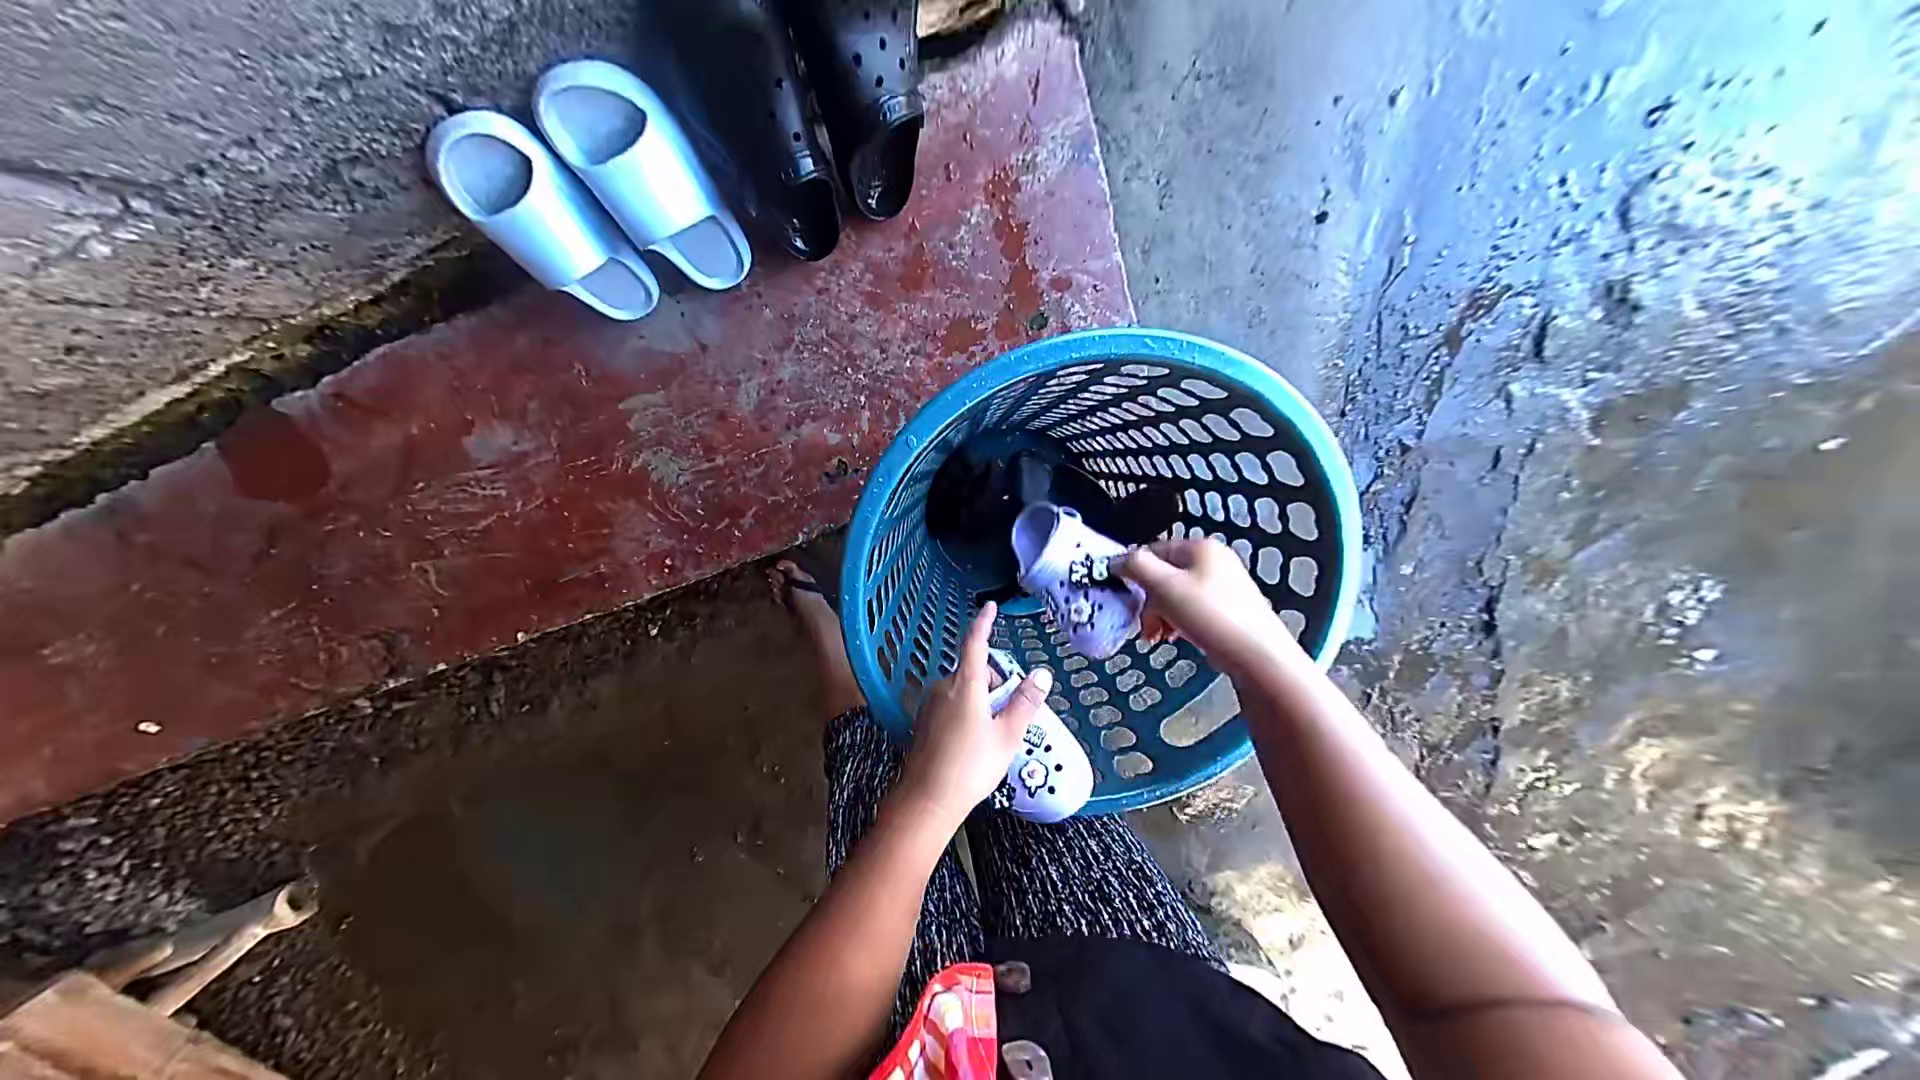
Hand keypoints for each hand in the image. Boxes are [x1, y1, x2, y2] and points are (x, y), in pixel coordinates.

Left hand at [899, 602, 1053, 828]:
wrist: (927, 799)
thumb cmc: (969, 767)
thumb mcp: (1008, 734)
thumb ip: (1025, 702)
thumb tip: (1041, 674)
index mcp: (965, 685)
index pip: (975, 643)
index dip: (983, 622)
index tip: (989, 607)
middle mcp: (943, 688)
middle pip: (973, 670)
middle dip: (994, 683)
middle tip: (1009, 713)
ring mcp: (931, 704)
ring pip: (962, 688)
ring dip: (981, 699)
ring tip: (992, 734)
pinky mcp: (925, 720)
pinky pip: (951, 704)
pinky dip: (966, 711)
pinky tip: (973, 740)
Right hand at [1116, 538, 1297, 673]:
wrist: (1256, 655)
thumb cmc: (1209, 615)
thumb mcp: (1164, 586)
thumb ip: (1135, 566)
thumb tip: (1116, 561)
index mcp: (1200, 547)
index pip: (1153, 550)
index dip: (1134, 573)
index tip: (1126, 598)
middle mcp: (1215, 561)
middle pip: (1164, 575)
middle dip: (1149, 601)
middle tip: (1145, 625)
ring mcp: (1225, 586)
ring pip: (1177, 595)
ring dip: (1161, 615)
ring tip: (1158, 637)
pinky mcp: (1230, 610)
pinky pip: (1193, 610)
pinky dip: (1179, 622)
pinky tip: (1177, 637)